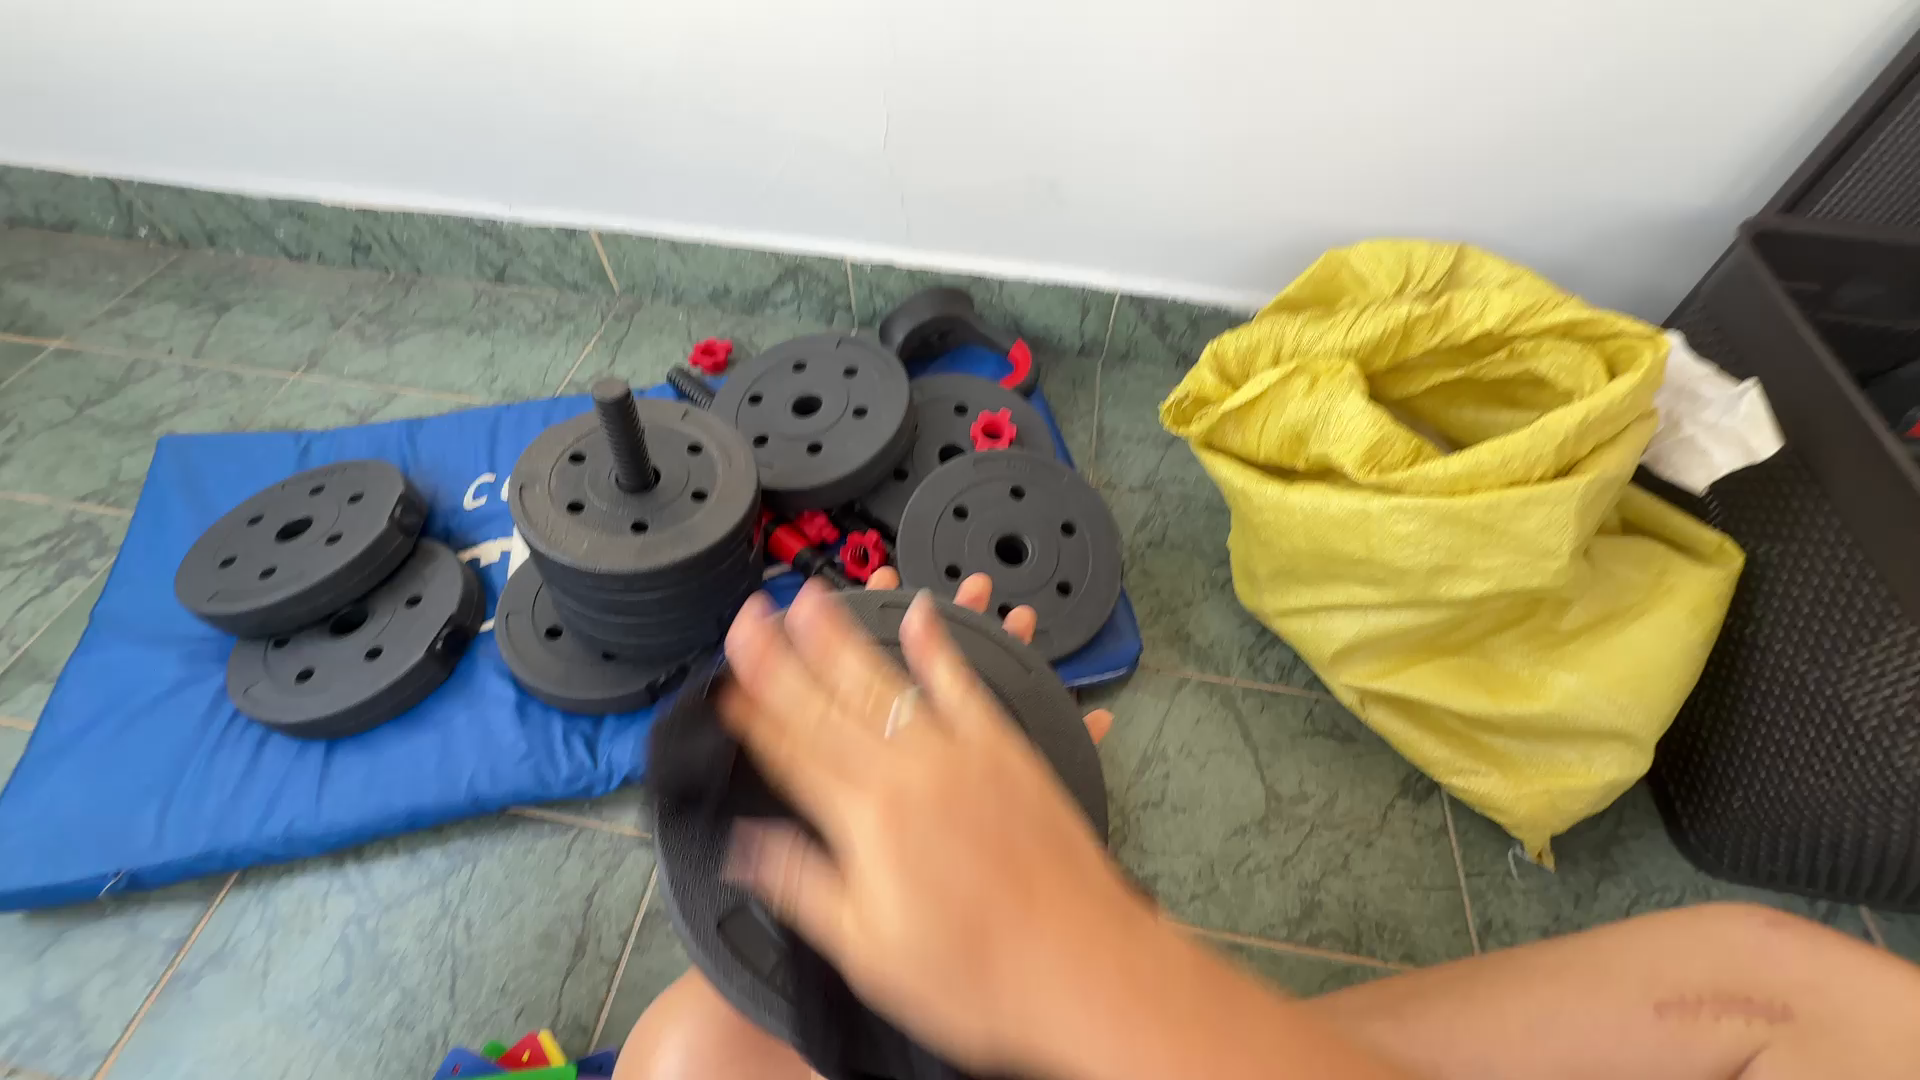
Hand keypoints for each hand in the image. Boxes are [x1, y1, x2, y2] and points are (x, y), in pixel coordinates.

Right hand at [716, 577, 1150, 1074]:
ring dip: (846, 636)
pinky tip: (922, 609)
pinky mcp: (1002, 746)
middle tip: (755, 614)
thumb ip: (804, 886)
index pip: (792, 752)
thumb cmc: (977, 972)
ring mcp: (957, 752)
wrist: (1078, 962)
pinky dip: (940, 644)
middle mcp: (906, 772)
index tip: (727, 681)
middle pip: (829, 703)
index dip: (754, 714)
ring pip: (886, 682)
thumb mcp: (870, 950)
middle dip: (784, 656)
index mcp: (866, 820)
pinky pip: (964, 683)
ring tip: (816, 598)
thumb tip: (744, 846)